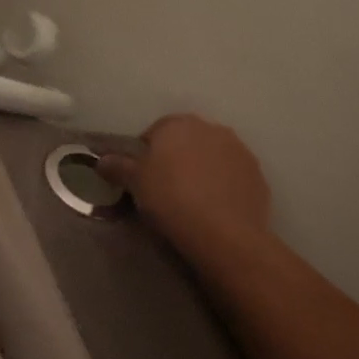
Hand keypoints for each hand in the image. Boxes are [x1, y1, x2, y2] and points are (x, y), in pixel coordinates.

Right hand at [98, 114, 272, 255]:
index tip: (141, 178)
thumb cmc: (170, 199)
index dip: (145, 154)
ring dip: (201, 170)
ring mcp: (239, 150)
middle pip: (186, 141)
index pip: (155, 131)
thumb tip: (102, 160)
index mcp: (178, 124)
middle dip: (176, 158)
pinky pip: (231, 175)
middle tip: (164, 189)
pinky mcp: (257, 174)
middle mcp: (211, 128)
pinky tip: (213, 208)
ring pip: (211, 156)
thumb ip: (117, 167)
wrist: (223, 233)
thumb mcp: (134, 183)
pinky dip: (222, 185)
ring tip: (191, 200)